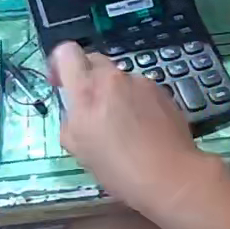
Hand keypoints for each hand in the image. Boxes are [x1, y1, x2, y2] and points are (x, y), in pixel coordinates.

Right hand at [48, 41, 217, 213]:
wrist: (170, 175)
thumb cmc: (117, 167)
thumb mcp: (79, 150)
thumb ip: (70, 123)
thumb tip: (75, 114)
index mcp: (87, 89)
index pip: (66, 52)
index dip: (59, 64)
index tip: (60, 83)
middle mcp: (114, 78)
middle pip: (94, 61)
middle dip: (87, 79)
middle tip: (89, 108)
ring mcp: (142, 83)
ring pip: (119, 79)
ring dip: (114, 94)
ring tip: (122, 126)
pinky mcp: (164, 93)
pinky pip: (141, 90)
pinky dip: (136, 102)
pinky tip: (142, 129)